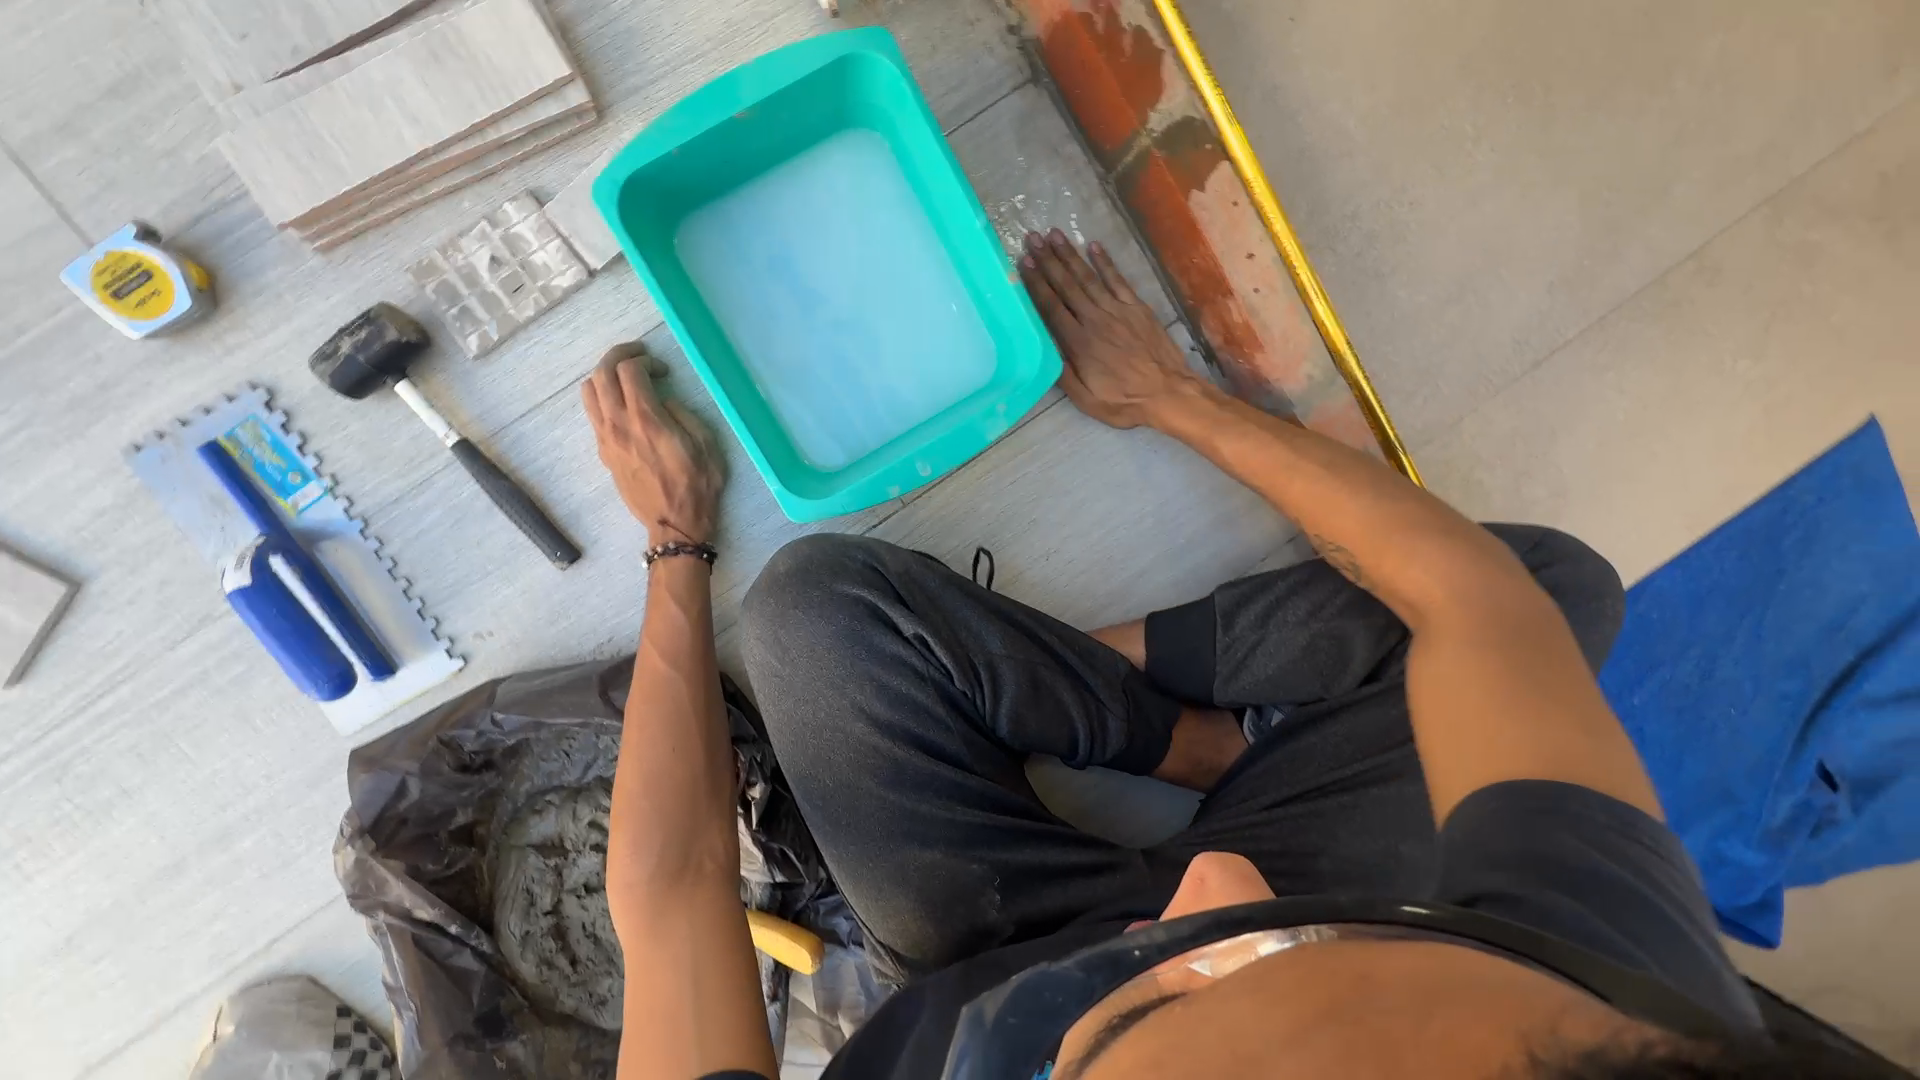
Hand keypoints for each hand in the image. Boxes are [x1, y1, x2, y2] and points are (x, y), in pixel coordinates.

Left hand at [582, 343, 724, 544]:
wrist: (675, 524)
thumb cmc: (698, 485)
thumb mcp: (706, 445)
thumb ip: (683, 414)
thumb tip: (664, 402)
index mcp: (646, 419)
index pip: (629, 370)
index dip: (646, 360)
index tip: (663, 370)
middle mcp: (618, 424)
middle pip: (601, 373)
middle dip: (619, 356)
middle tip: (639, 358)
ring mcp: (606, 439)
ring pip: (589, 392)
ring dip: (605, 377)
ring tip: (627, 381)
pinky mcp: (603, 452)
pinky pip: (593, 414)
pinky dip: (604, 399)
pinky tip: (625, 408)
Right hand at [1019, 229, 1208, 428]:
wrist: (1169, 393)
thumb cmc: (1124, 402)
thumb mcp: (1086, 400)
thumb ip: (1063, 375)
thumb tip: (1043, 350)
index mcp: (1079, 344)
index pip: (1052, 308)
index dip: (1036, 284)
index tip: (1023, 264)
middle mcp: (1095, 320)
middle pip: (1067, 286)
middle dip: (1048, 261)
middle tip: (1032, 239)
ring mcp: (1118, 311)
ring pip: (1088, 278)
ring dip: (1070, 255)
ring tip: (1054, 235)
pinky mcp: (1137, 308)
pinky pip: (1117, 280)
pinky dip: (1105, 262)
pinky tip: (1092, 246)